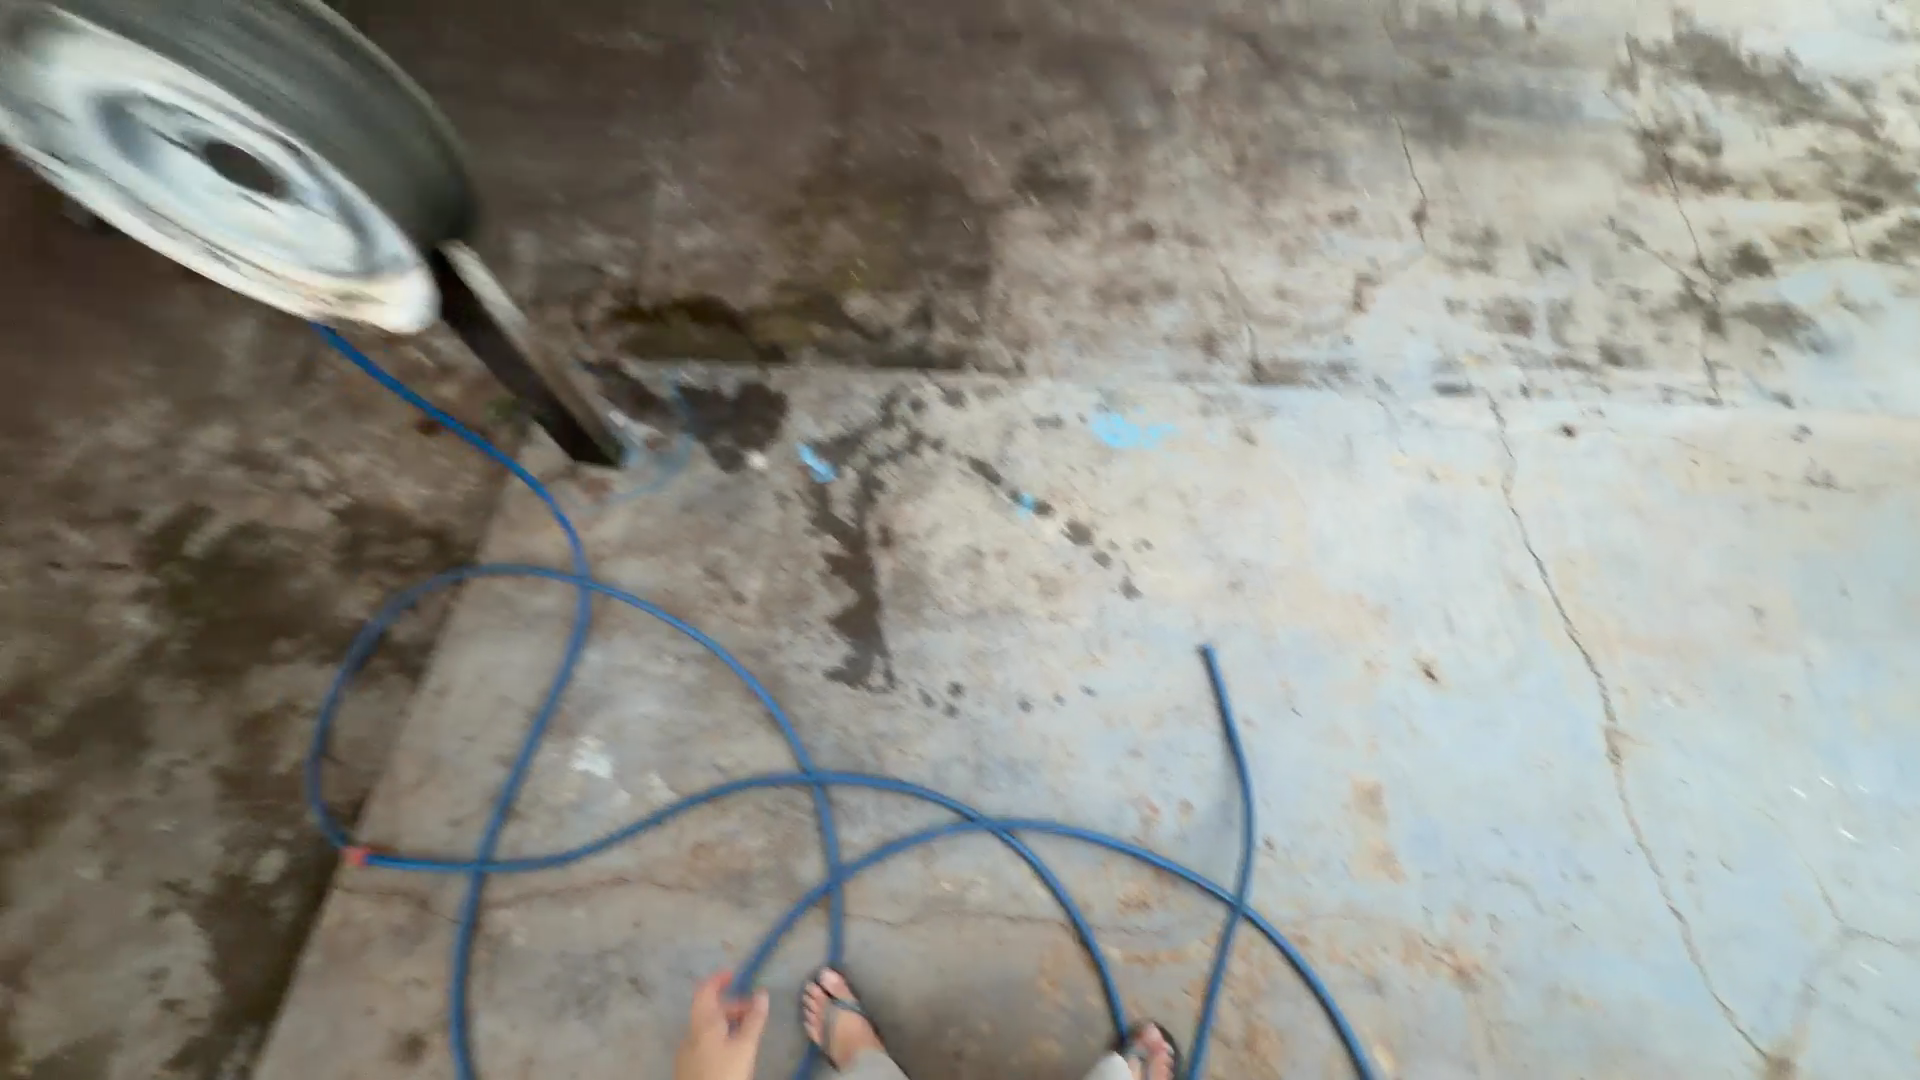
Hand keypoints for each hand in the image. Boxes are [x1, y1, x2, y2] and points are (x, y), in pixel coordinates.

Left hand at [674, 971, 770, 1079]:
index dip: (719, 979)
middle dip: (732, 1006)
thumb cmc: (725, 1073)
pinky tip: (733, 1052)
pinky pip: (704, 1044)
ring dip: (727, 1023)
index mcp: (702, 1023)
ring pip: (707, 1028)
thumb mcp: (745, 1046)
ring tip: (747, 1034)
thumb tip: (762, 993)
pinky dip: (719, 1038)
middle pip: (709, 1010)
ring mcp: (686, 1053)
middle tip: (754, 1012)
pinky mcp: (687, 1070)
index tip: (735, 975)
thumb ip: (754, 1018)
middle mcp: (690, 1034)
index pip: (705, 990)